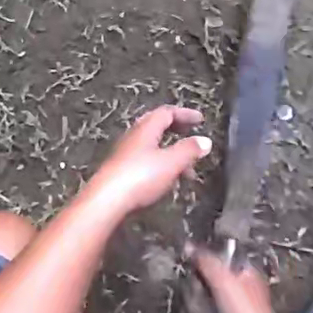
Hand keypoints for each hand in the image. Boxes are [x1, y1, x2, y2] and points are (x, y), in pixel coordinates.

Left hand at [81, 105, 209, 218]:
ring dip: (171, 151)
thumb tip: (205, 140)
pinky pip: (146, 158)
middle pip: (157, 124)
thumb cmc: (140, 176)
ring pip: (152, 144)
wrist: (107, 200)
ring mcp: (126, 152)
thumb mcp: (170, 163)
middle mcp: (134, 136)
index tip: (200, 119)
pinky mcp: (121, 169)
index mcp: (146, 128)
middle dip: (176, 128)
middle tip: (192, 134)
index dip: (184, 113)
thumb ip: (189, 150)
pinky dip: (162, 163)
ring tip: (188, 170)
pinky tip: (168, 180)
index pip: (166, 112)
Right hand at [190, 249, 283, 312]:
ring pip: (214, 295)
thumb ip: (205, 261)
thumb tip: (187, 245)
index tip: (190, 257)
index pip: (225, 256)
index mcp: (249, 273)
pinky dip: (204, 311)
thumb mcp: (222, 279)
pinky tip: (193, 310)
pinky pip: (213, 312)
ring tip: (186, 293)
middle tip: (186, 278)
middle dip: (202, 277)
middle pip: (218, 275)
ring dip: (201, 295)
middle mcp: (246, 288)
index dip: (208, 255)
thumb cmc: (242, 312)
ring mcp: (240, 309)